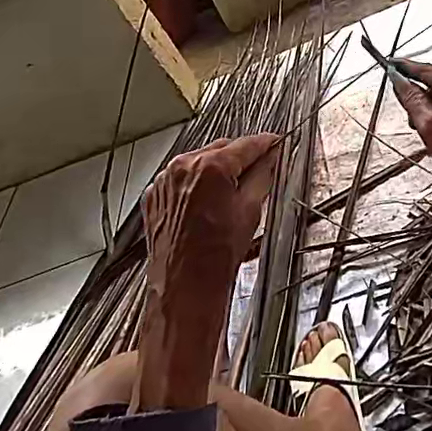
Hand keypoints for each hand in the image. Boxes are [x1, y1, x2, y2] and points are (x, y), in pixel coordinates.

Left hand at [135, 133, 281, 411]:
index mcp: (210, 167)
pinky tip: (209, 204)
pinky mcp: (155, 195)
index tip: (276, 143)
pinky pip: (181, 178)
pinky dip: (197, 184)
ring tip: (233, 193)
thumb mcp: (250, 211)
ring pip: (200, 162)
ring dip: (218, 170)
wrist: (184, 287)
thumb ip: (263, 176)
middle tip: (261, 170)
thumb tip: (272, 158)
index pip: (247, 144)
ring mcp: (165, 180)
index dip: (267, 144)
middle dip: (242, 158)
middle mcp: (183, 168)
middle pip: (222, 149)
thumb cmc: (215, 256)